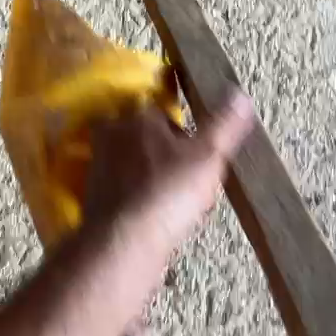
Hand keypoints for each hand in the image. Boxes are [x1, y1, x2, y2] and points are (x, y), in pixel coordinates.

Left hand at [80, 91, 258, 262]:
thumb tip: (240, 95)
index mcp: (138, 114)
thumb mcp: (208, 156)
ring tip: (181, 204)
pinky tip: (160, 217)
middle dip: (171, 154)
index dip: (187, 133)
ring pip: (138, 161)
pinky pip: (128, 186)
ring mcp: (100, 159)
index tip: (201, 153)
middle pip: (149, 135)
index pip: (165, 110)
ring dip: (158, 177)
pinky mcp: (95, 188)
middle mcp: (114, 129)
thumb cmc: (168, 192)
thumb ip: (224, 126)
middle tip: (193, 182)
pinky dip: (143, 196)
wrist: (123, 240)